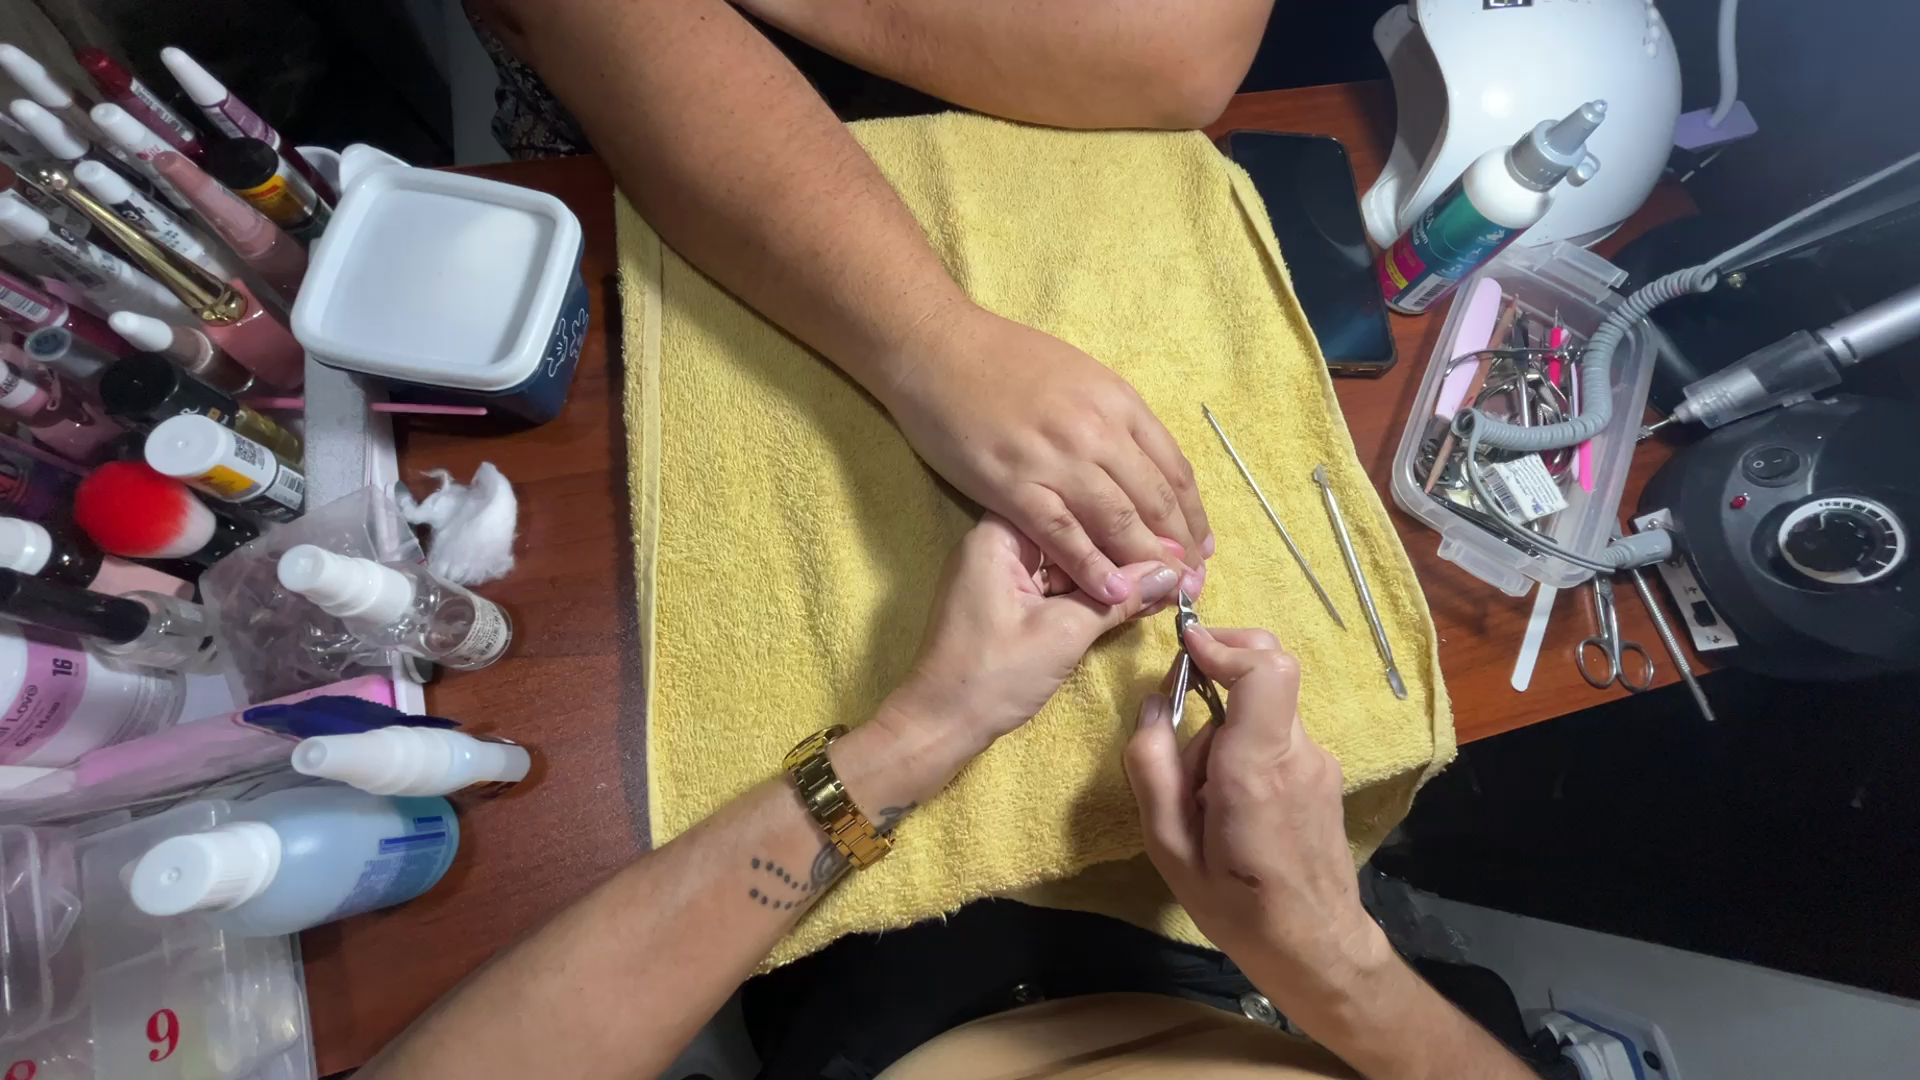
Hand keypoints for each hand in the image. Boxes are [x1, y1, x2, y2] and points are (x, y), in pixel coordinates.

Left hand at [864, 514, 1178, 804]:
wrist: (940, 724)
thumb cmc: (994, 673)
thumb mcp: (1064, 632)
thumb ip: (1119, 597)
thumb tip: (1174, 571)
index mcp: (998, 536)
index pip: (1069, 509)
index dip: (1123, 523)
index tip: (1175, 539)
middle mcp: (997, 543)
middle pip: (1071, 533)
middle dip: (1123, 553)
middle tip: (1182, 564)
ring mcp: (1001, 572)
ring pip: (1068, 561)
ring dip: (1111, 576)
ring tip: (1168, 584)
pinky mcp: (1007, 599)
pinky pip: (1056, 585)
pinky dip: (1090, 594)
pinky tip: (1134, 600)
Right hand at [879, 304, 1211, 604]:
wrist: (936, 349)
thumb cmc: (1001, 356)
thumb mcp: (1076, 373)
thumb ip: (1110, 416)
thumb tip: (1138, 460)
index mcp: (1117, 401)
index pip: (1172, 469)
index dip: (1192, 515)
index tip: (1202, 546)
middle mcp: (1097, 431)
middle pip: (1153, 501)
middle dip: (1180, 548)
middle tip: (1193, 584)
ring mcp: (1056, 460)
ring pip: (1117, 521)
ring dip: (1146, 563)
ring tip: (1164, 595)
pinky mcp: (1014, 486)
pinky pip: (1063, 534)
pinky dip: (1092, 567)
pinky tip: (1112, 593)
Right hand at [1124, 625, 1391, 1015]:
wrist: (1316, 948)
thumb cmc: (1234, 904)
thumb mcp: (1166, 845)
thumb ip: (1151, 765)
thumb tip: (1155, 703)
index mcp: (1256, 768)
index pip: (1265, 670)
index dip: (1223, 645)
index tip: (1187, 646)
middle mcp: (1296, 752)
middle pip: (1264, 671)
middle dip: (1216, 672)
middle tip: (1179, 706)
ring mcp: (1317, 759)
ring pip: (1262, 704)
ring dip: (1223, 722)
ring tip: (1200, 790)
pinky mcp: (1321, 769)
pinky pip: (1273, 729)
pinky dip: (1241, 739)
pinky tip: (1225, 797)